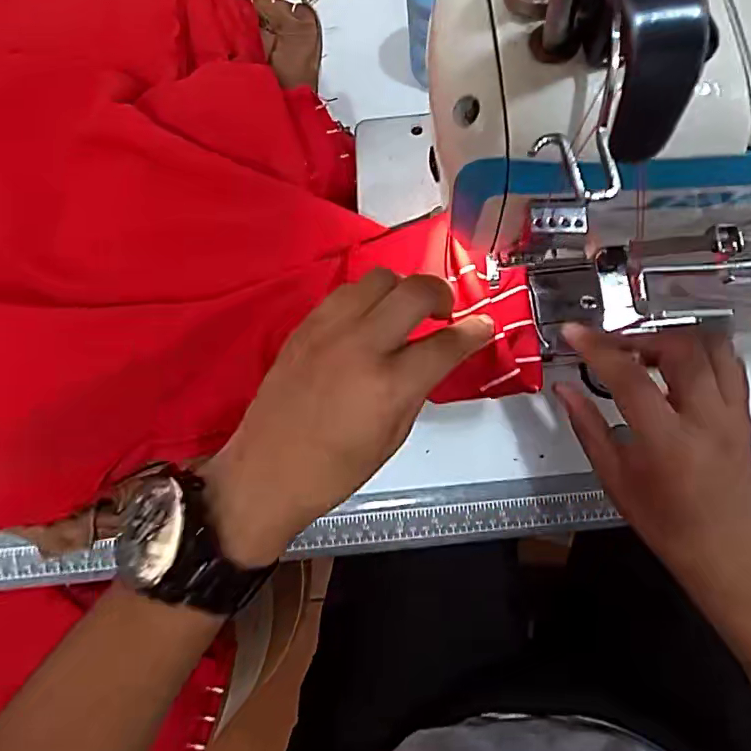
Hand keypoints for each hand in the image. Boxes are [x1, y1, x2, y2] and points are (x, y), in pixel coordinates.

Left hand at [202, 269, 494, 565]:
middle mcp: (360, 347)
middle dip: (441, 295)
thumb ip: (420, 386)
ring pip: (379, 278)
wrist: (265, 472)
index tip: (484, 325)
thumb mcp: (394, 435)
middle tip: (442, 314)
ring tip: (402, 313)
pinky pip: (346, 291)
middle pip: (415, 291)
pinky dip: (367, 298)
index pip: (446, 344)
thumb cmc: (336, 469)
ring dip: (401, 290)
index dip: (474, 332)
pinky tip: (368, 319)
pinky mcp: (305, 326)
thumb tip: (440, 353)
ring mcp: (329, 331)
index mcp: (389, 386)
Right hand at [554, 324, 750, 580]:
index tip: (576, 334)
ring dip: (674, 337)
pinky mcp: (744, 414)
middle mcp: (706, 421)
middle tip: (615, 345)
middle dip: (639, 337)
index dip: (598, 349)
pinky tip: (683, 357)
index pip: (631, 377)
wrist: (722, 547)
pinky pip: (731, 362)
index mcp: (668, 442)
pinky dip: (704, 349)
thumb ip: (587, 426)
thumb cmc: (666, 520)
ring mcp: (731, 414)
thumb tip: (564, 390)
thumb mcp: (614, 477)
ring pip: (710, 347)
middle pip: (678, 349)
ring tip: (649, 348)